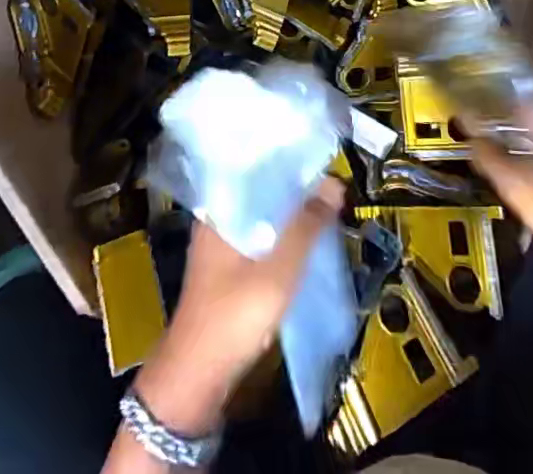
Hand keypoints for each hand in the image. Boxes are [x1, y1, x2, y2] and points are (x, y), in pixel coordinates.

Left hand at [132, 178, 346, 434]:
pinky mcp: (226, 274)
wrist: (199, 375)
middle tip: (328, 184)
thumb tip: (333, 182)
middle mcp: (214, 225)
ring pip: (259, 222)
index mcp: (218, 214)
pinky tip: (303, 244)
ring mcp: (219, 251)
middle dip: (290, 192)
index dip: (282, 164)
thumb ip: (305, 226)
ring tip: (322, 207)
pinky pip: (258, 244)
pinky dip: (279, 241)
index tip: (315, 157)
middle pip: (257, 197)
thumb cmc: (235, 315)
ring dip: (287, 218)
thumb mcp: (279, 269)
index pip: (251, 173)